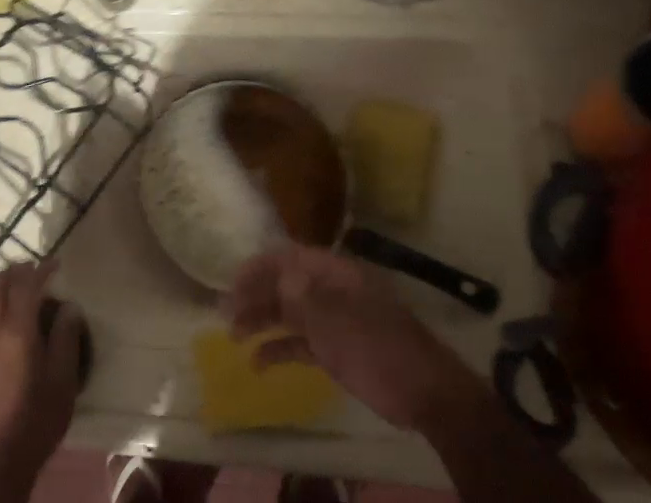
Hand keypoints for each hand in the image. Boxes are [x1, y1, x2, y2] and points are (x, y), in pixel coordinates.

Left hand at [0, 259, 83, 499]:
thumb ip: (66, 337)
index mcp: (16, 331)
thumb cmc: (37, 417)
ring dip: (6, 288)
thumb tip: (69, 307)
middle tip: (37, 270)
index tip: (56, 262)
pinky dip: (1, 308)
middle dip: (15, 271)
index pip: (25, 286)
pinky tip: (20, 324)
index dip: (40, 269)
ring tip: (31, 294)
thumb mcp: (63, 378)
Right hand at [225, 244, 468, 429]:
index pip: (290, 258)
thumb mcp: (338, 322)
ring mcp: (335, 320)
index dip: (259, 267)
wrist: (426, 393)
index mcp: (337, 274)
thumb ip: (304, 298)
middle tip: (225, 313)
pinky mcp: (337, 349)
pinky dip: (279, 349)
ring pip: (290, 313)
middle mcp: (333, 291)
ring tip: (233, 336)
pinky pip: (301, 342)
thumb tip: (278, 274)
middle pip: (286, 285)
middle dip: (255, 295)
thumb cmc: (380, 349)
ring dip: (262, 321)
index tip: (231, 283)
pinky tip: (258, 363)